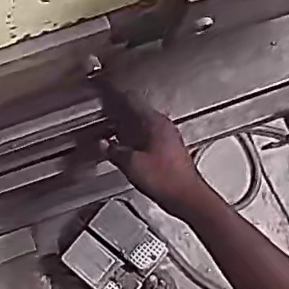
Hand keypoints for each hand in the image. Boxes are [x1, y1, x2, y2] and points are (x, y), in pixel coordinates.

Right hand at [96, 82, 217, 218]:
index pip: (130, 99)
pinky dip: (133, 138)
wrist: (187, 198)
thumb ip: (114, 150)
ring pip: (141, 124)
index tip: (102, 90)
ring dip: (124, 126)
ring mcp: (167, 137)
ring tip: (108, 131)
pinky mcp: (169, 150)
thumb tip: (104, 144)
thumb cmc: (167, 180)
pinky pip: (147, 136)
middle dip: (116, 112)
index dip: (113, 95)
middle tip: (101, 113)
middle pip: (135, 110)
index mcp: (154, 123)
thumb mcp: (131, 164)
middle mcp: (163, 126)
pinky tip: (125, 148)